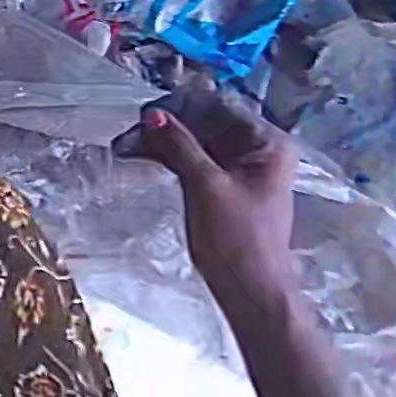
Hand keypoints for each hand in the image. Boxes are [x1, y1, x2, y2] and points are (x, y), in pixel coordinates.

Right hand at [121, 86, 298, 298]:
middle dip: (168, 126)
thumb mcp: (205, 186)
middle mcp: (257, 150)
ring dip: (165, 142)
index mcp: (267, 143)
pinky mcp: (225, 186)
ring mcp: (241, 168)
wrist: (249, 290)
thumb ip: (179, 146)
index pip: (219, 108)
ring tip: (128, 145)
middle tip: (129, 133)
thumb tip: (151, 114)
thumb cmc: (235, 238)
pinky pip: (196, 161)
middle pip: (207, 124)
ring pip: (197, 142)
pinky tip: (145, 156)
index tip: (142, 114)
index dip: (180, 107)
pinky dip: (172, 158)